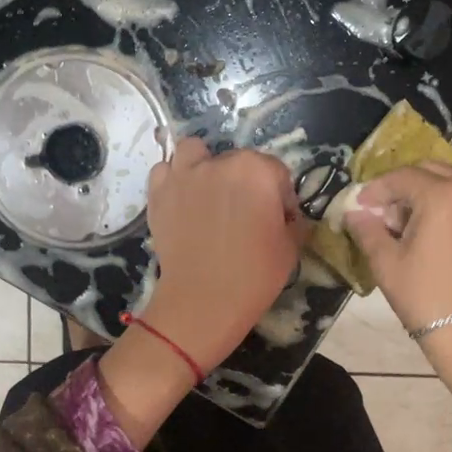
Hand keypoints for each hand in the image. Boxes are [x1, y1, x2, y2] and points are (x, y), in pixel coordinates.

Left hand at [140, 138, 307, 371]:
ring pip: (194, 152)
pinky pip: (164, 171)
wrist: (203, 300)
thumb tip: (286, 216)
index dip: (280, 196)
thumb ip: (292, 221)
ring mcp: (184, 175)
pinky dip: (173, 180)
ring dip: (202, 165)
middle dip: (243, 182)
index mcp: (258, 171)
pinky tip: (182, 200)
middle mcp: (220, 163)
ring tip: (207, 192)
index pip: (277, 172)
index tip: (277, 219)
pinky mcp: (158, 193)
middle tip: (242, 214)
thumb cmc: (254, 276)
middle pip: (237, 161)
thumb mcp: (290, 248)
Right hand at [344, 158, 451, 345]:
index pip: (401, 178)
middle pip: (432, 170)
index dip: (377, 190)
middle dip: (406, 186)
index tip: (362, 205)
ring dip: (441, 181)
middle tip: (389, 214)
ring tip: (426, 208)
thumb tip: (355, 212)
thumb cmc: (425, 297)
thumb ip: (368, 230)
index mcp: (441, 195)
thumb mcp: (386, 263)